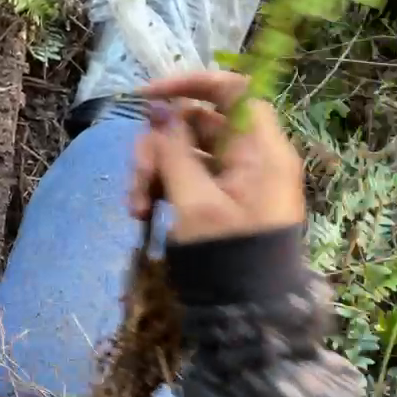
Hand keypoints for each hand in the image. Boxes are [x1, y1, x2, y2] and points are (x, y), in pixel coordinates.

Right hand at [128, 71, 304, 244]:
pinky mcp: (215, 197)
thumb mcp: (195, 201)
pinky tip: (142, 211)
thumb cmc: (228, 254)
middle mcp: (248, 157)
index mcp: (260, 151)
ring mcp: (231, 178)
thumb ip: (173, 151)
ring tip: (136, 206)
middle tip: (138, 177)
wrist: (248, 312)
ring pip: (181, 150)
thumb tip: (159, 108)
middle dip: (157, 146)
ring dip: (151, 171)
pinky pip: (181, 175)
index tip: (148, 97)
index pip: (232, 91)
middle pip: (195, 124)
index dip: (191, 84)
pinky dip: (159, 187)